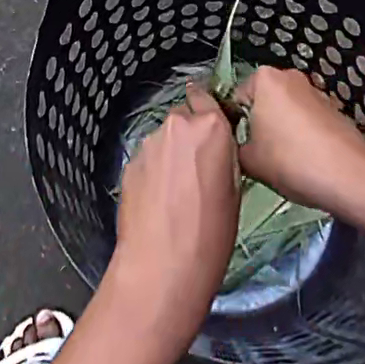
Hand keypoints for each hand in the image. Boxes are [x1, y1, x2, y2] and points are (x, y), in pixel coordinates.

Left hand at [107, 83, 239, 343]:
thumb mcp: (235, 191)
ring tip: (178, 191)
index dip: (209, 110)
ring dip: (172, 154)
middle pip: (184, 118)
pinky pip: (149, 159)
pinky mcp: (129, 164)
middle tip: (199, 169)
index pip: (207, 97)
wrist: (160, 266)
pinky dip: (155, 171)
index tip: (213, 125)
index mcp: (210, 128)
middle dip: (190, 136)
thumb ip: (223, 157)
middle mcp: (176, 127)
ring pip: (165, 140)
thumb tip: (214, 149)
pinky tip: (160, 200)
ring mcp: (148, 144)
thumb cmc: (210, 234)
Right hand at [236, 66, 364, 217]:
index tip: (238, 147)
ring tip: (284, 161)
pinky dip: (303, 137)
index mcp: (264, 77)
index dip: (233, 125)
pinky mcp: (336, 110)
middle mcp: (290, 76)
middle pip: (263, 102)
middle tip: (258, 154)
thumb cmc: (291, 160)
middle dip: (259, 125)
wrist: (351, 178)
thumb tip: (239, 147)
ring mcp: (316, 92)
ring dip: (282, 130)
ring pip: (286, 112)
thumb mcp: (248, 160)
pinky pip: (308, 121)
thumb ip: (234, 146)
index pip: (235, 99)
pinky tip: (306, 162)